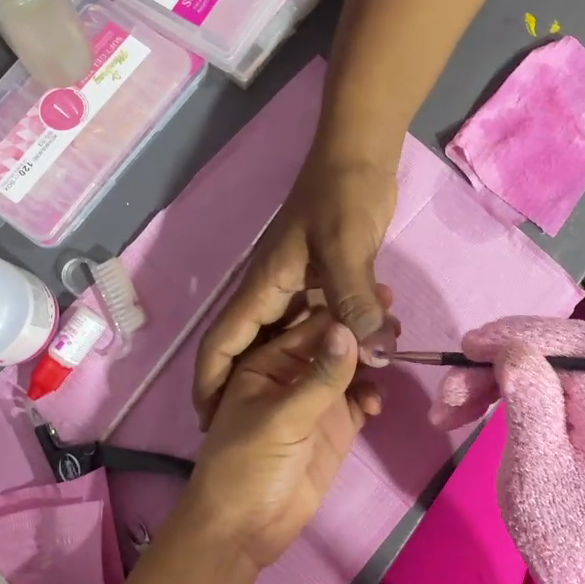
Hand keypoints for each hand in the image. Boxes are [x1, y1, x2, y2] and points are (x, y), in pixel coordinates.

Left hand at [179, 310, 383, 570]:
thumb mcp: (282, 418)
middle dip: (363, 333)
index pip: (311, 327)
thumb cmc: (247, 466)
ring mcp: (316, 401)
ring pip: (350, 369)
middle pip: (335, 343)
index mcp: (267, 361)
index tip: (378, 296)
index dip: (343, 311)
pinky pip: (359, 400)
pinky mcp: (335, 427)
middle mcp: (294, 373)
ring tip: (395, 358)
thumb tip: (350, 329)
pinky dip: (370, 396)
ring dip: (371, 363)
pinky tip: (375, 406)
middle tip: (397, 321)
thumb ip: (320, 377)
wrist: (243, 531)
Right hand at [194, 153, 397, 429]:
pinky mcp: (328, 278)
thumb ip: (354, 302)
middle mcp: (276, 290)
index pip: (224, 341)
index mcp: (264, 285)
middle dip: (267, 387)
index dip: (210, 382)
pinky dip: (346, 339)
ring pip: (301, 337)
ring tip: (344, 397)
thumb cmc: (342, 195)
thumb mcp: (346, 248)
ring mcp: (302, 284)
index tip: (210, 423)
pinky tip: (374, 356)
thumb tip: (373, 359)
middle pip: (259, 349)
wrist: (362, 153)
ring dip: (319, 363)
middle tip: (282, 430)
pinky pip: (330, 320)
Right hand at [432, 317, 584, 583]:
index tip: (467, 347)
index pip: (574, 343)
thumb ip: (528, 402)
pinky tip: (477, 408)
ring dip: (496, 380)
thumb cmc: (559, 530)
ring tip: (448, 409)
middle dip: (496, 364)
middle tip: (447, 392)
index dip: (518, 334)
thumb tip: (512, 347)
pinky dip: (514, 392)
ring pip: (549, 368)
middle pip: (557, 353)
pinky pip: (555, 386)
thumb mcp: (533, 469)